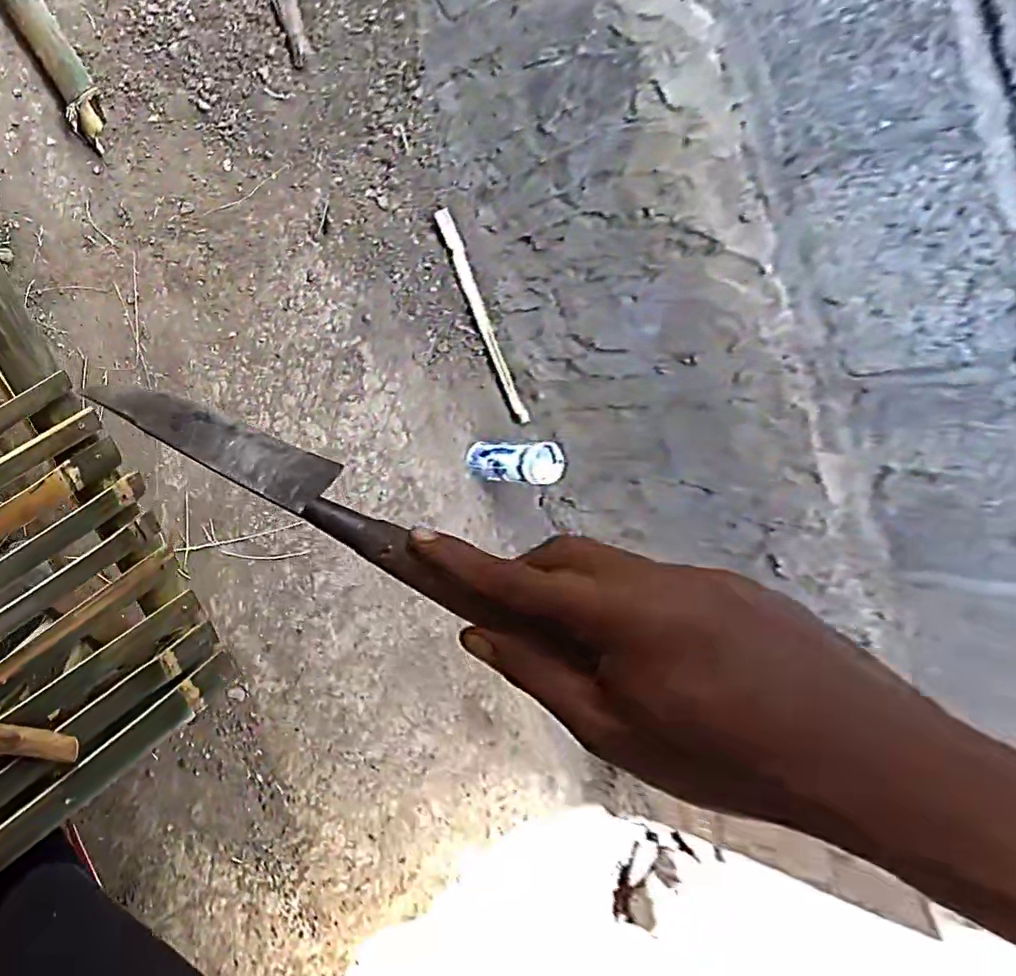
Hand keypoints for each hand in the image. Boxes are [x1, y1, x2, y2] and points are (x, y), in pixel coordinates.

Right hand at [408, 531, 953, 828]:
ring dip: (582, 595)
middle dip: (528, 576)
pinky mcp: (742, 591)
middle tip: (523, 625)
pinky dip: (631, 606)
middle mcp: (659, 581)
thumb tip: (479, 634)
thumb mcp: (614, 731)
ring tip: (602, 654)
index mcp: (621, 617)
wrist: (892, 772)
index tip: (417, 537)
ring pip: (612, 567)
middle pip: (564, 555)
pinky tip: (667, 660)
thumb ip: (537, 674)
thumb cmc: (736, 761)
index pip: (517, 579)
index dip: (460, 560)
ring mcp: (705, 580)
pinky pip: (659, 583)